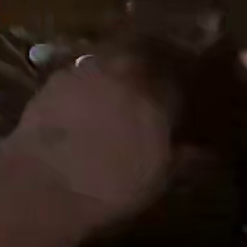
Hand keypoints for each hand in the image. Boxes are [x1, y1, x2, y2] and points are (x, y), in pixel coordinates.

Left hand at [0, 56, 173, 231]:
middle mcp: (117, 78)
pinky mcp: (52, 79)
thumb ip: (181, 156)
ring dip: (112, 70)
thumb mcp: (157, 178)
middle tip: (146, 88)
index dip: (174, 93)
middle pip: (137, 60)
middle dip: (144, 70)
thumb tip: (201, 149)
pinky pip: (76, 71)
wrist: (45, 180)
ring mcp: (81, 74)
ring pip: (104, 60)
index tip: (175, 102)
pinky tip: (82, 96)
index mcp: (152, 100)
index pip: (173, 84)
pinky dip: (84, 80)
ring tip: (113, 89)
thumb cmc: (110, 187)